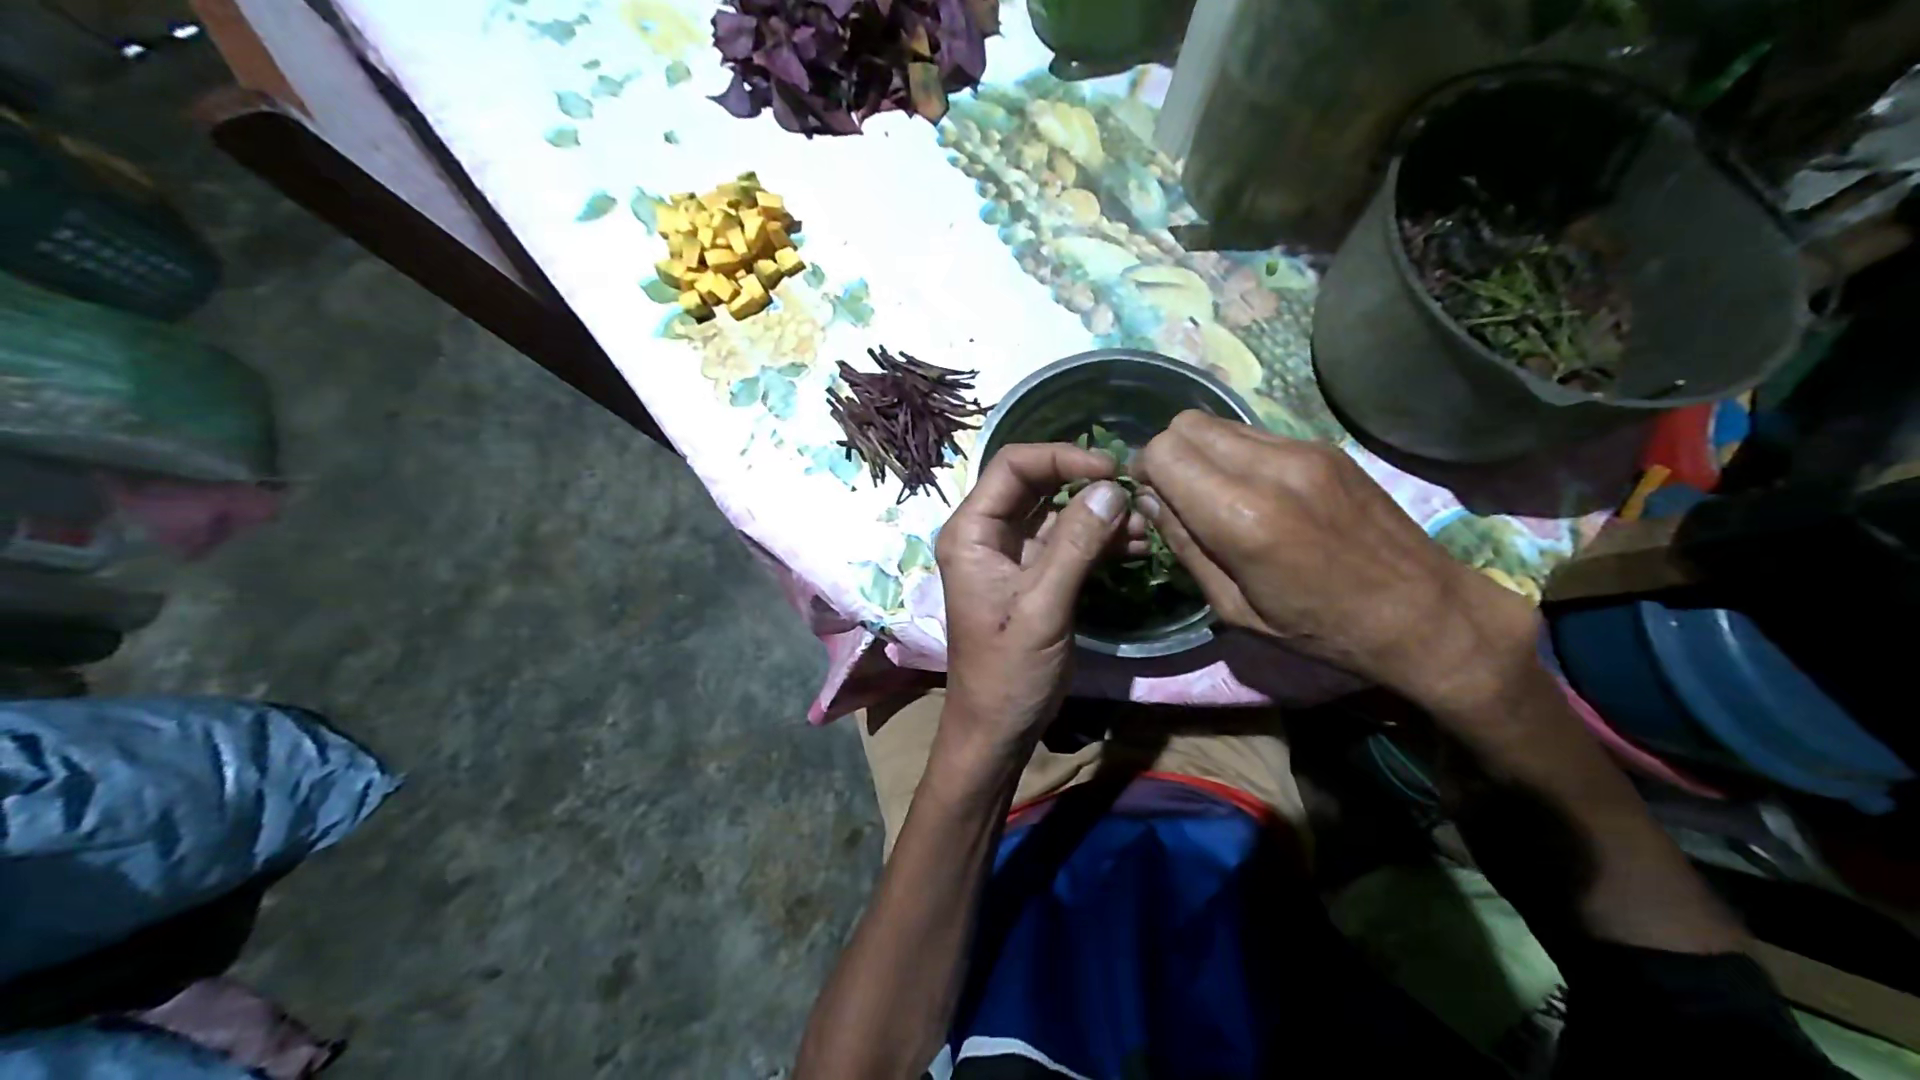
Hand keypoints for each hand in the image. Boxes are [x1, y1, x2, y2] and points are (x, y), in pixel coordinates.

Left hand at [937, 444, 1132, 756]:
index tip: (1109, 468)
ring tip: (1142, 527)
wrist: (998, 727)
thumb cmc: (1008, 670)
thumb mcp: (1043, 605)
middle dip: (1085, 484)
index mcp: (971, 532)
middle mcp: (988, 534)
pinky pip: (1069, 543)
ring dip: (1099, 514)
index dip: (1061, 456)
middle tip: (1132, 494)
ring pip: (1058, 513)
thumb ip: (1075, 544)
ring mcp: (1012, 555)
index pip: (1012, 466)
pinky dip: (1099, 541)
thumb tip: (1112, 488)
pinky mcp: (1036, 576)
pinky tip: (1136, 547)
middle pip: (1038, 484)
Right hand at [1132, 412, 1536, 709]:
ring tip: (1218, 495)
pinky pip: (1256, 434)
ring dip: (1204, 453)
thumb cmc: (1319, 628)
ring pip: (1220, 423)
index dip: (1146, 473)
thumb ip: (1185, 546)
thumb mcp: (1233, 608)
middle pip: (1187, 424)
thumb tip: (1151, 501)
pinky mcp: (1325, 448)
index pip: (1164, 452)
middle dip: (1170, 455)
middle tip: (1179, 494)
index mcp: (1242, 516)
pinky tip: (1257, 493)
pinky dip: (1238, 455)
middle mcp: (1271, 468)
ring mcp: (1303, 450)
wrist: (1421, 612)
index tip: (1153, 500)